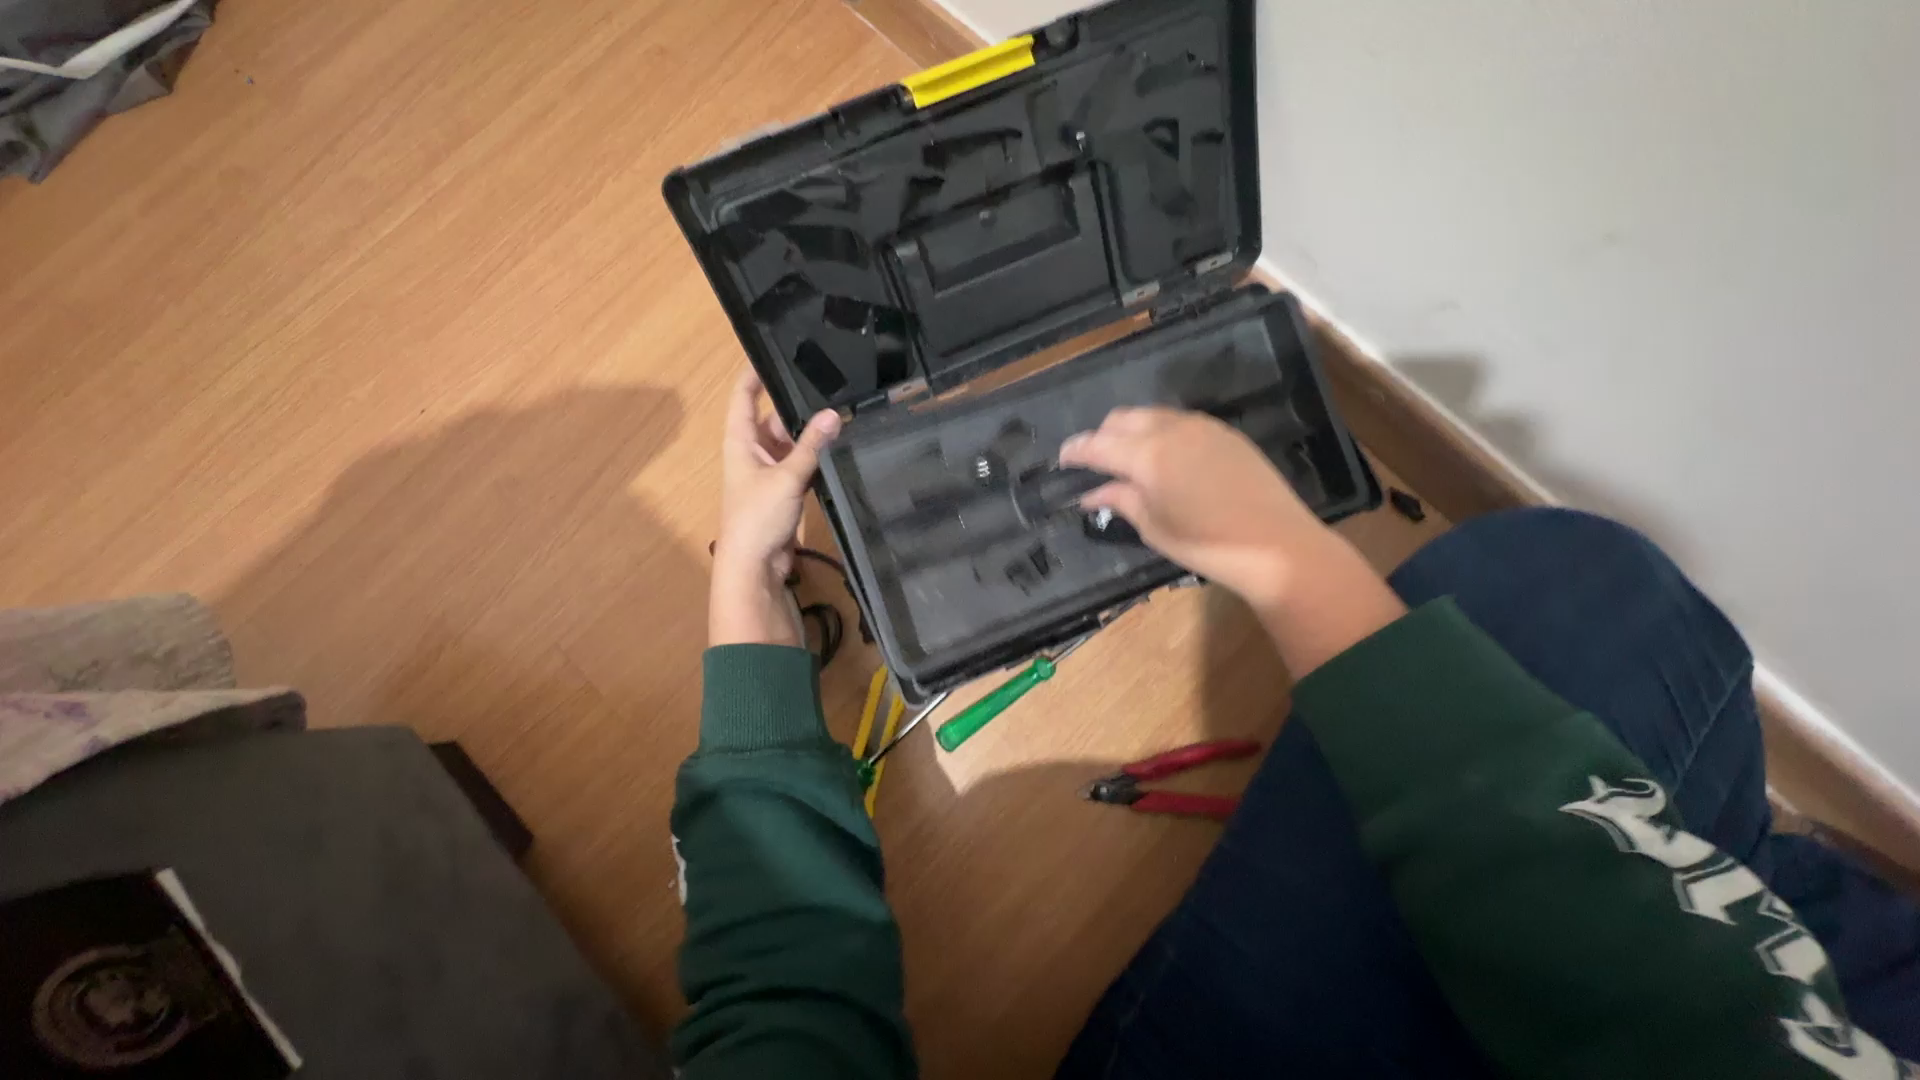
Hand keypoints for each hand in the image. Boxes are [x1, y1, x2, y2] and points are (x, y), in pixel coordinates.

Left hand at [711, 368, 840, 646]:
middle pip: (774, 419)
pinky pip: (802, 465)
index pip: (743, 398)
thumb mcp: (787, 476)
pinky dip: (816, 458)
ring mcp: (770, 473)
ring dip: (811, 435)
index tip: (772, 354)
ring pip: (792, 443)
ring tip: (842, 413)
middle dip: (798, 408)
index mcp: (741, 442)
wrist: (755, 566)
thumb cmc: (757, 517)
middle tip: (831, 388)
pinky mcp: (786, 492)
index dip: (753, 375)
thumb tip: (833, 414)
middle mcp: (754, 452)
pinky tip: (839, 448)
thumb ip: (812, 445)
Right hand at [1059, 406, 1405, 675]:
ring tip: (1128, 460)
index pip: (1098, 444)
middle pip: (1122, 419)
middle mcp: (1170, 429)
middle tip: (1095, 463)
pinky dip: (1160, 433)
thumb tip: (1091, 492)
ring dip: (1132, 431)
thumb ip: (1119, 500)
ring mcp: (1201, 427)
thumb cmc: (1206, 545)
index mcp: (1147, 455)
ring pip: (1151, 415)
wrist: (1276, 545)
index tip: (1062, 460)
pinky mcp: (1224, 433)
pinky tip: (1165, 460)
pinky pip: (1179, 422)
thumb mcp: (1153, 526)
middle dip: (1102, 437)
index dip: (1075, 451)